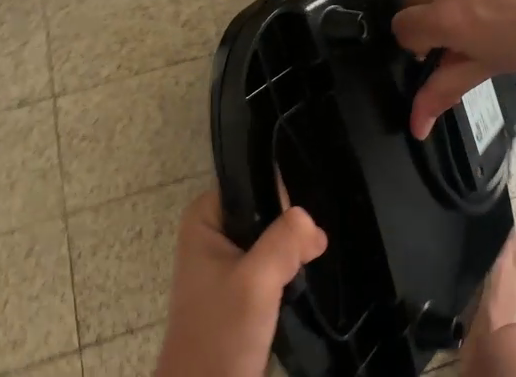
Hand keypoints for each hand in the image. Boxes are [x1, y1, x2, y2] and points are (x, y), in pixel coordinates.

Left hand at [157, 189, 326, 376]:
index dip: (281, 198)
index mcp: (204, 217)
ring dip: (291, 253)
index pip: (253, 182)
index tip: (301, 224)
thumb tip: (310, 219)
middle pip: (267, 210)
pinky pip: (274, 262)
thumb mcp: (255, 281)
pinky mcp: (241, 287)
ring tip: (305, 268)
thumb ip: (284, 242)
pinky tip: (299, 281)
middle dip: (291, 230)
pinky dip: (288, 271)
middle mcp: (213, 232)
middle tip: (308, 252)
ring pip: (274, 238)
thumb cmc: (220, 332)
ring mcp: (227, 261)